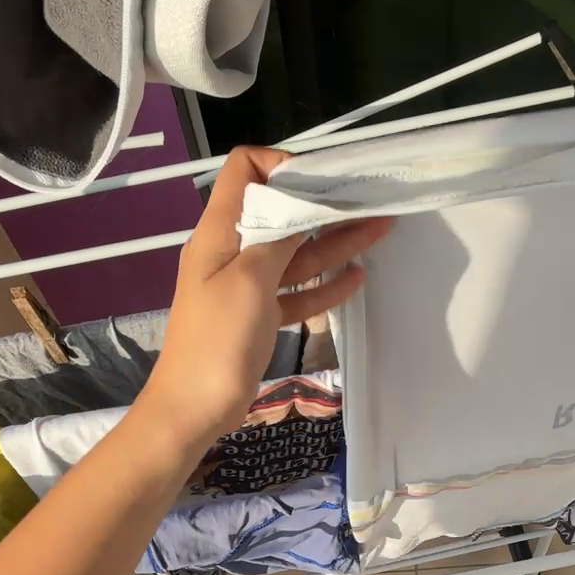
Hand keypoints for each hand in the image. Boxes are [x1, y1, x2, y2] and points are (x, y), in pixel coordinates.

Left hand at [142, 146, 392, 443]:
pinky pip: (295, 293)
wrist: (195, 407)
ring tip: (379, 230)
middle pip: (279, 215)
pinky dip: (323, 285)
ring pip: (294, 256)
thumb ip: (277, 237)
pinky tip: (355, 278)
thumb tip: (299, 203)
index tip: (320, 181)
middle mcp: (232, 252)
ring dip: (334, 243)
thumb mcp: (250, 279)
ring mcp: (246, 287)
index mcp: (220, 232)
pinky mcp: (259, 318)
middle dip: (322, 205)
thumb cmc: (218, 340)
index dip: (280, 166)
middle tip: (368, 200)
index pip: (245, 171)